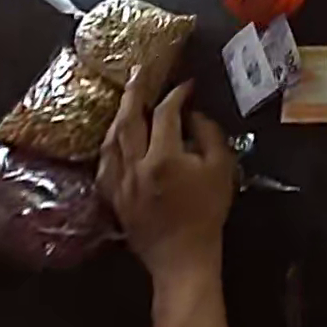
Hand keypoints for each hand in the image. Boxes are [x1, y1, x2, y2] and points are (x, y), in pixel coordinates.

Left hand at [99, 79, 237, 282]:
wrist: (183, 256)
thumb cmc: (208, 209)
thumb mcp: (222, 167)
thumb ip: (209, 135)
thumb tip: (194, 115)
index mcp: (164, 157)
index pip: (166, 114)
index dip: (177, 94)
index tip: (188, 84)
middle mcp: (135, 166)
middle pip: (128, 120)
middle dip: (135, 92)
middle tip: (141, 71)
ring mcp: (119, 182)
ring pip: (111, 140)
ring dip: (120, 114)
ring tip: (129, 98)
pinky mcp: (113, 196)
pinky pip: (105, 162)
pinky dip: (111, 142)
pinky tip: (117, 135)